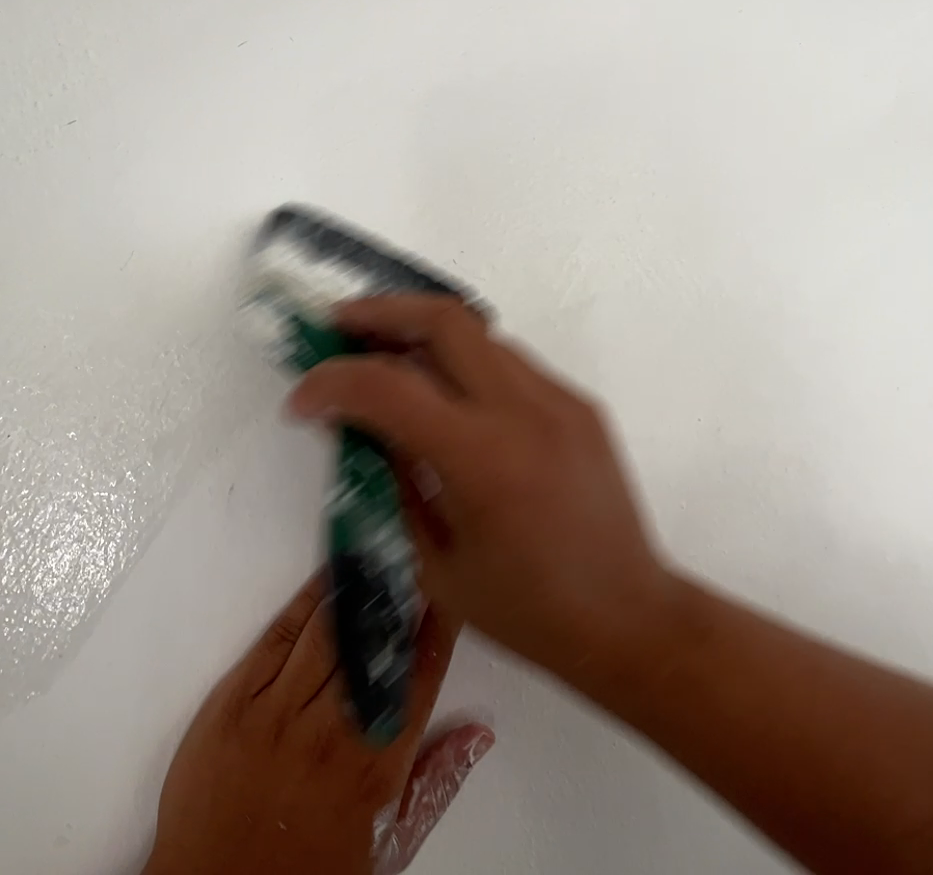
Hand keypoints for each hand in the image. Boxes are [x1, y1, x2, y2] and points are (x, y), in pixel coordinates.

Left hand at [145, 572, 492, 874]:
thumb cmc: (306, 870)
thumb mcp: (385, 842)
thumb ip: (432, 779)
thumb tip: (477, 733)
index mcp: (375, 764)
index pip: (417, 679)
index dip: (435, 630)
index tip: (447, 591)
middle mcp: (331, 729)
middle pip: (373, 645)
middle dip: (396, 596)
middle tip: (413, 553)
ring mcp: (278, 710)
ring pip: (327, 632)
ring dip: (355, 589)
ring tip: (375, 551)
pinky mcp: (234, 701)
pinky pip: (276, 640)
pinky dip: (303, 605)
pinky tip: (324, 581)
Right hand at [287, 294, 674, 677]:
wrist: (631, 620)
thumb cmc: (526, 611)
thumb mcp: (435, 562)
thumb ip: (394, 483)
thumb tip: (360, 430)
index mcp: (482, 460)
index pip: (388, 387)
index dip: (330, 382)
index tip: (301, 401)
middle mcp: (524, 411)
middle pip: (442, 319)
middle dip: (377, 313)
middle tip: (336, 327)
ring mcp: (560, 401)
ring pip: (477, 335)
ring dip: (420, 334)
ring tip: (382, 356)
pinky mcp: (580, 406)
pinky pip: (508, 364)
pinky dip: (462, 364)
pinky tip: (444, 396)